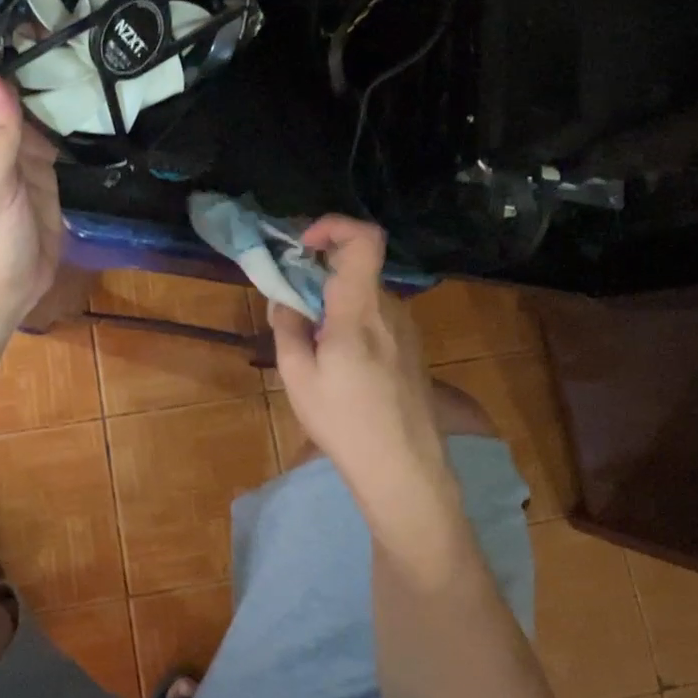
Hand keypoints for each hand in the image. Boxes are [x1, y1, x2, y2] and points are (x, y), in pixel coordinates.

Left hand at [0, 40, 61, 324]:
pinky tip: (81, 69)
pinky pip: (44, 114)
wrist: (7, 290)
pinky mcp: (35, 152)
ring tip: (67, 25)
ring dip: (34, 63)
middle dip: (5, 40)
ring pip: (16, 88)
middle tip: (44, 4)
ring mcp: (4, 137)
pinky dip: (58, 95)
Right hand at [268, 216, 448, 496]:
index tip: (303, 245)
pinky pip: (377, 317)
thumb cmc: (345, 423)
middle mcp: (390, 309)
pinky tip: (339, 364)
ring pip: (364, 295)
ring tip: (311, 345)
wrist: (405, 471)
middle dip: (318, 275)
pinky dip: (351, 322)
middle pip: (356, 268)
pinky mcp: (412, 349)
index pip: (364, 239)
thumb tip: (284, 297)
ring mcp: (407, 329)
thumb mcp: (297, 377)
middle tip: (290, 305)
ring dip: (334, 303)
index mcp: (360, 309)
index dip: (333, 225)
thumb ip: (287, 326)